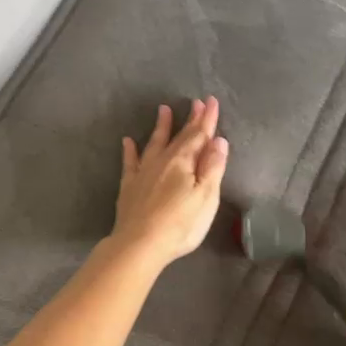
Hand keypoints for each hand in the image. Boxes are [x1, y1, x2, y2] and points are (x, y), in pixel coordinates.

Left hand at [112, 97, 229, 268]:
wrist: (139, 244)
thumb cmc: (180, 224)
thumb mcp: (206, 196)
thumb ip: (212, 167)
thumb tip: (218, 140)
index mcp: (184, 161)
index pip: (199, 135)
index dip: (207, 119)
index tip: (211, 101)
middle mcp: (163, 161)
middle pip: (180, 136)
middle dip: (190, 120)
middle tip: (196, 102)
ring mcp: (143, 173)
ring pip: (154, 143)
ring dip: (161, 127)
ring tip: (163, 110)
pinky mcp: (129, 187)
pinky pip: (130, 162)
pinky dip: (130, 150)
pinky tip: (127, 141)